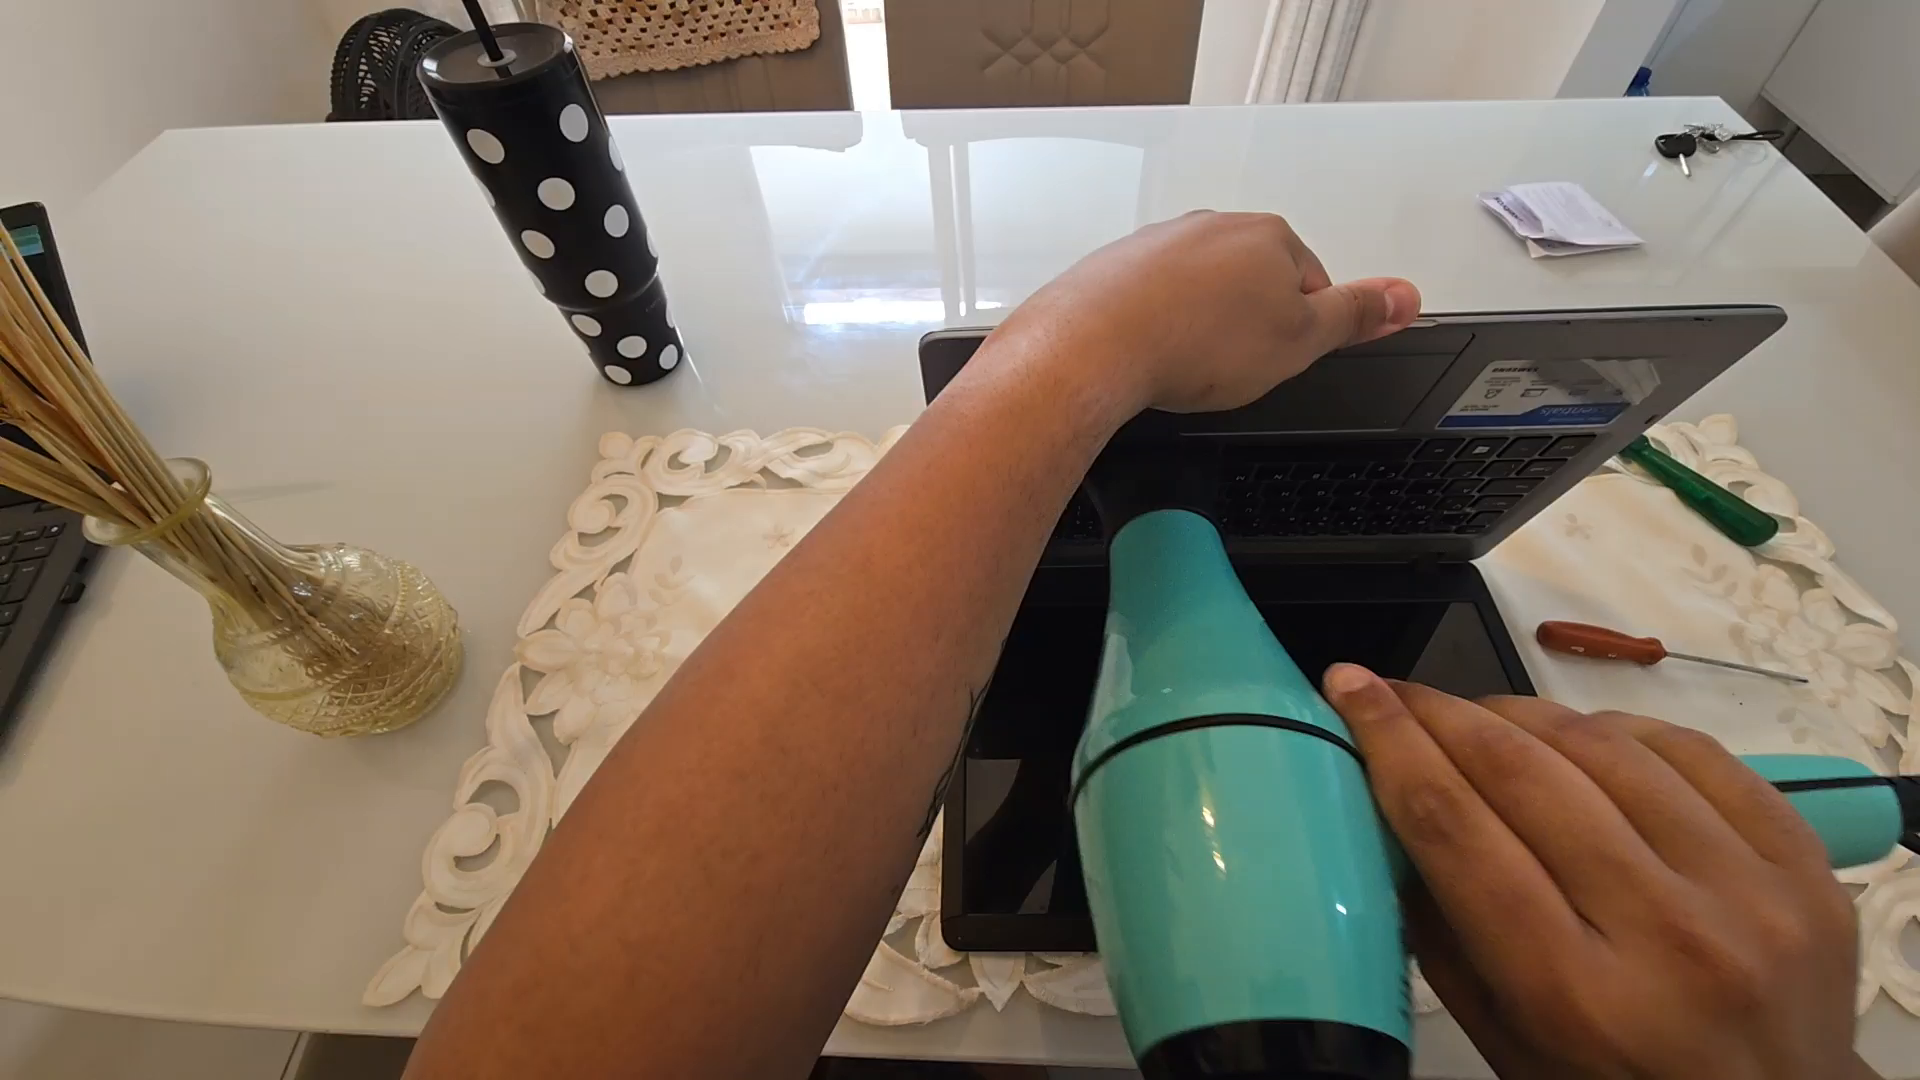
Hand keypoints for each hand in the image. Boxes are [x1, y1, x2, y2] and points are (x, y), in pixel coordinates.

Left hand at [987, 211, 1419, 413]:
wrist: (1097, 345)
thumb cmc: (1194, 341)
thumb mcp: (1297, 341)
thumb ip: (1353, 317)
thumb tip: (1404, 298)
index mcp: (1268, 238)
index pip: (1309, 279)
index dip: (1298, 328)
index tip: (1279, 356)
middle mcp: (1211, 229)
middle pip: (1248, 281)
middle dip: (1245, 323)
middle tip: (1229, 365)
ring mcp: (1157, 245)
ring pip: (1194, 289)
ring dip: (1195, 323)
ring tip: (1182, 362)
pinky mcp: (1113, 269)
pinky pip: (1146, 300)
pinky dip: (1150, 324)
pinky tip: (1146, 352)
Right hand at [1320, 665, 1869, 1079]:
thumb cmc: (1592, 1074)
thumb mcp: (1481, 1014)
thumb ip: (1427, 904)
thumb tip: (1379, 787)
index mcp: (1568, 986)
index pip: (1451, 820)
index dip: (1388, 737)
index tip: (1347, 683)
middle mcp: (1668, 935)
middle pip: (1518, 769)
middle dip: (1436, 710)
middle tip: (1395, 690)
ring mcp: (1750, 894)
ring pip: (1596, 743)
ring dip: (1512, 711)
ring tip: (1476, 719)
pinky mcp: (1802, 866)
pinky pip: (1684, 747)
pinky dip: (1608, 726)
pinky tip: (1573, 740)